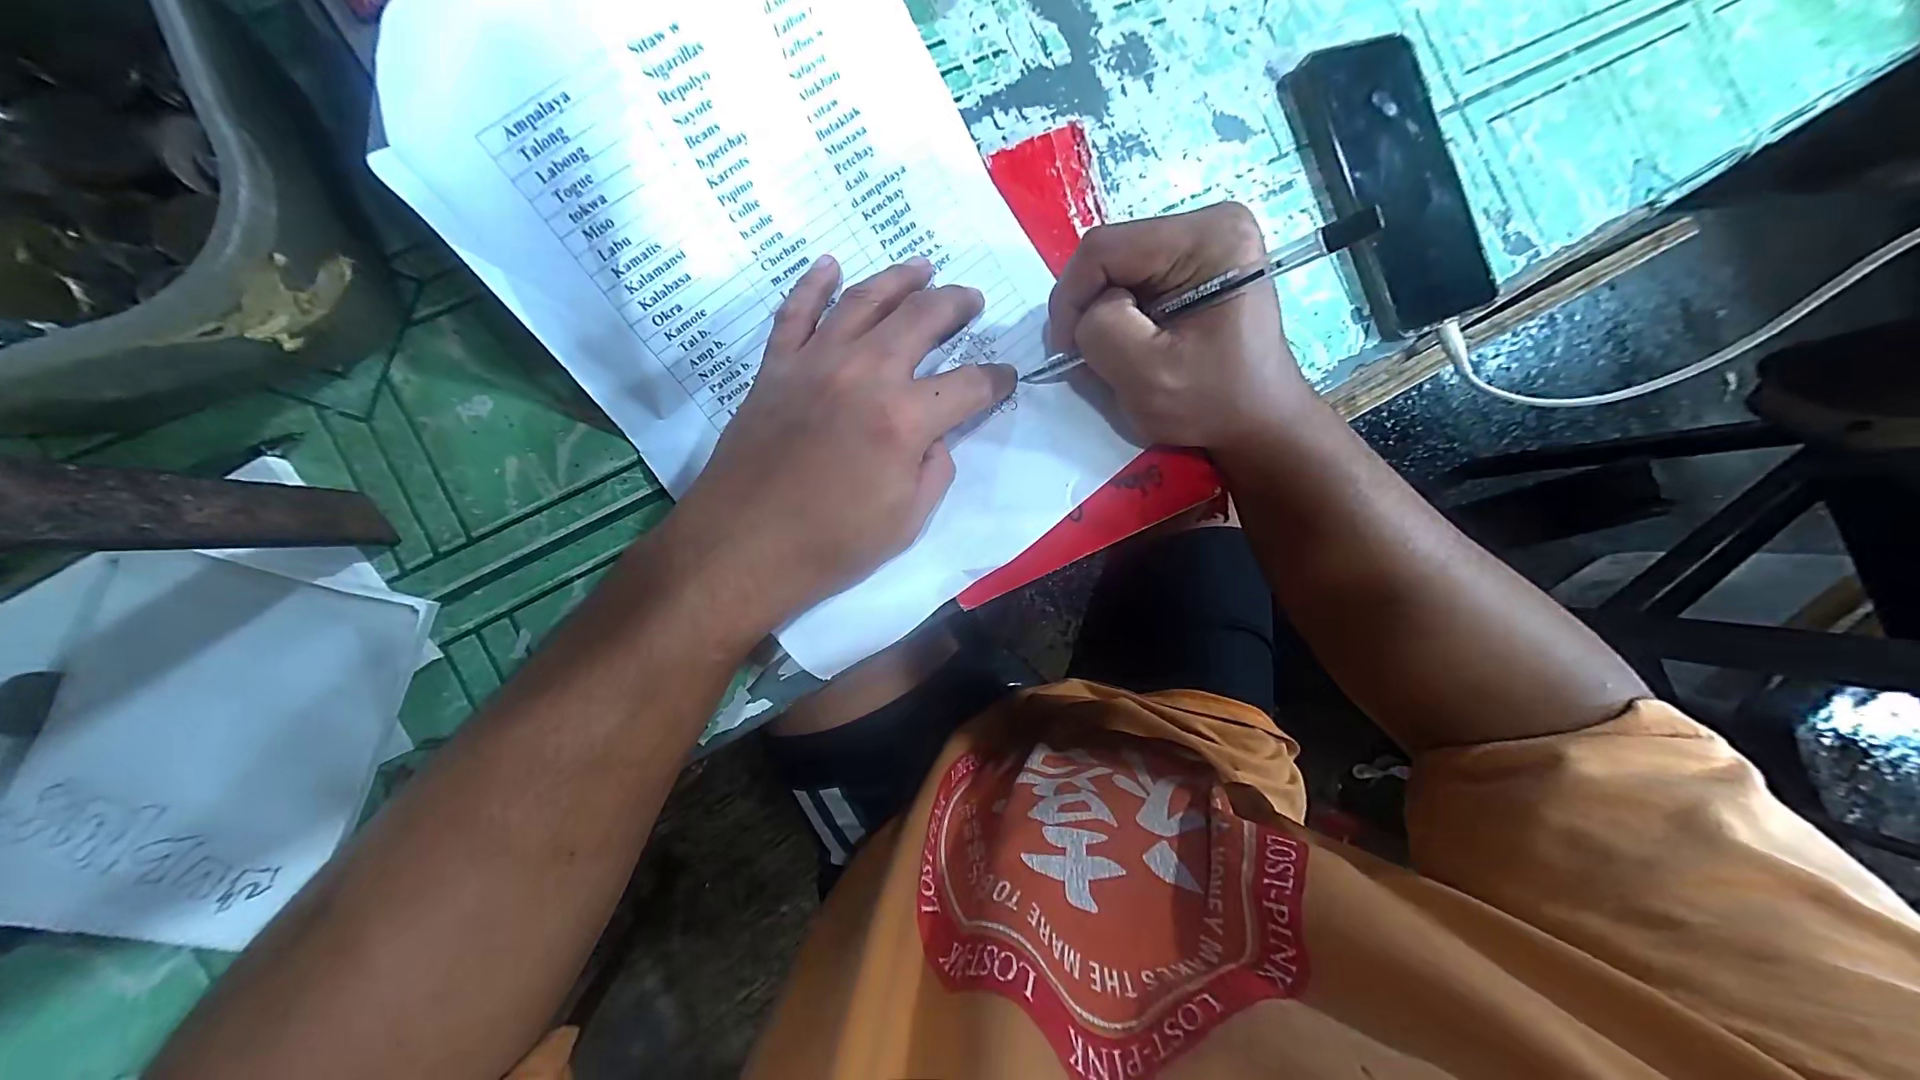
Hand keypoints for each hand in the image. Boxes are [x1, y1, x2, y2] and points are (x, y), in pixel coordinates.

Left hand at [654, 254, 1014, 631]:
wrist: (744, 546)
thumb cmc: (831, 545)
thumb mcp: (907, 521)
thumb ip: (934, 469)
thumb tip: (933, 436)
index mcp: (904, 419)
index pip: (969, 384)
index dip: (996, 379)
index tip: (1006, 377)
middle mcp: (864, 374)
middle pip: (922, 318)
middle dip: (956, 304)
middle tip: (973, 300)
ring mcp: (815, 364)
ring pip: (864, 300)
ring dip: (900, 278)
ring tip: (923, 268)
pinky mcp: (775, 368)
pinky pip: (796, 312)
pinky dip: (814, 284)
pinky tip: (830, 265)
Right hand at [1048, 202, 1309, 451]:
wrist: (1259, 424)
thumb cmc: (1213, 405)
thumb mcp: (1148, 376)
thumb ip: (1103, 331)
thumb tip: (1089, 312)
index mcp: (1209, 238)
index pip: (1103, 249)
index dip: (1071, 299)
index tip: (1067, 352)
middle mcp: (1210, 224)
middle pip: (1110, 257)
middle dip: (1090, 310)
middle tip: (1091, 360)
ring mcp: (1203, 243)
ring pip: (1117, 271)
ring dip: (1104, 318)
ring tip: (1118, 358)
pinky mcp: (1195, 265)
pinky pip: (1133, 283)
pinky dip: (1121, 319)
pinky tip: (1136, 347)